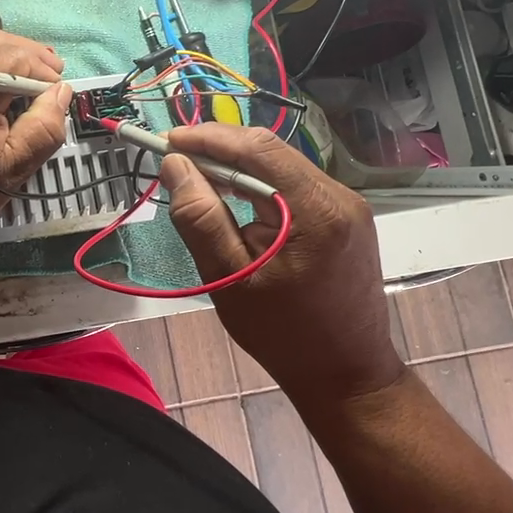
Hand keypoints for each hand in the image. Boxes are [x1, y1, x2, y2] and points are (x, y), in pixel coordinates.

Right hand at [160, 124, 402, 411]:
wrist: (346, 375)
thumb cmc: (283, 334)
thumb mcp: (230, 279)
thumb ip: (201, 218)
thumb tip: (175, 165)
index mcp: (317, 210)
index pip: (258, 149)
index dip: (208, 137)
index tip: (166, 141)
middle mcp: (339, 197)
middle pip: (269, 150)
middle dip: (217, 148)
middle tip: (173, 158)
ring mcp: (346, 206)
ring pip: (279, 164)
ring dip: (235, 165)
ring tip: (194, 179)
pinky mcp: (342, 217)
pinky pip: (290, 184)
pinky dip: (255, 183)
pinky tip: (230, 198)